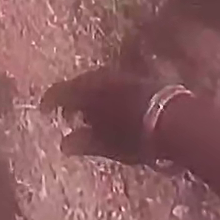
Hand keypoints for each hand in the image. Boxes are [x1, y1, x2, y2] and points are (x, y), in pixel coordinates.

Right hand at [43, 68, 190, 164]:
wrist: (176, 119)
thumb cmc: (137, 135)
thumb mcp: (108, 144)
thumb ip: (85, 142)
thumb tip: (64, 143)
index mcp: (89, 91)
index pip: (61, 91)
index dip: (50, 100)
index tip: (43, 109)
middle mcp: (102, 77)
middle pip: (79, 84)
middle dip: (71, 98)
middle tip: (67, 115)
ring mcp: (121, 75)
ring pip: (97, 83)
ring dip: (89, 96)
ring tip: (89, 115)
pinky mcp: (137, 79)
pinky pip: (111, 83)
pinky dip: (105, 95)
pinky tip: (110, 109)